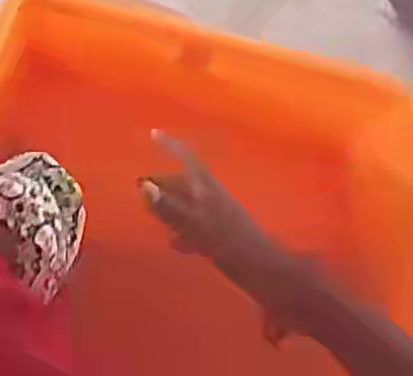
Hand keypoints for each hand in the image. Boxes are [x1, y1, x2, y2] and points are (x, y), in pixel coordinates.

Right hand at [141, 132, 323, 341]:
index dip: (171, 146)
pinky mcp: (224, 239)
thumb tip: (143, 186)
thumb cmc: (234, 247)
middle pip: (184, 183)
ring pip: (189, 205)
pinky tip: (176, 243)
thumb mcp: (199, 227)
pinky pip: (197, 227)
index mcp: (208, 189)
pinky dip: (183, 231)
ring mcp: (220, 218)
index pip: (187, 158)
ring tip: (153, 214)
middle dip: (163, 183)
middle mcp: (213, 198)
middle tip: (141, 186)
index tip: (155, 134)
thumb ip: (170, 208)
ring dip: (171, 207)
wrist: (271, 278)